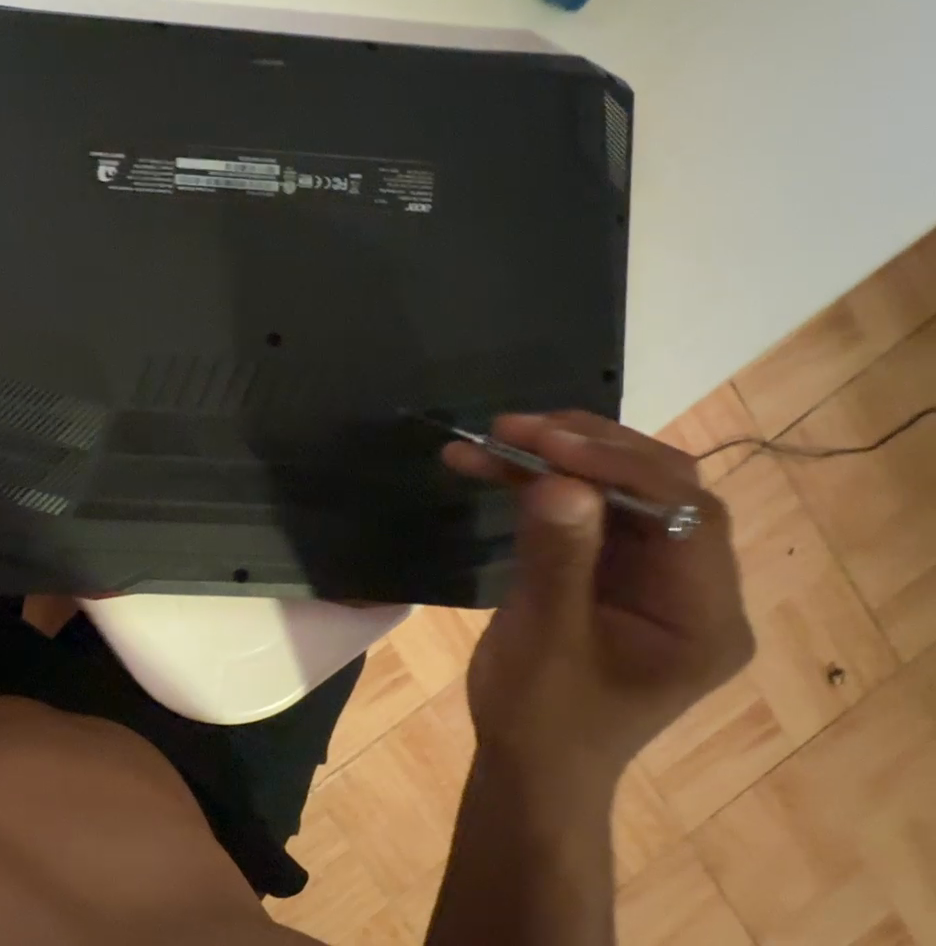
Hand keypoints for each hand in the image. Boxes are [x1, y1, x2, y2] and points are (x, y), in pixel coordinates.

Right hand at [443, 412, 753, 785]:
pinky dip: (541, 485)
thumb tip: (558, 482)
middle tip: (511, 428)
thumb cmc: (540, 715)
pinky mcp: (615, 574)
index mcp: (702, 616)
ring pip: (622, 491)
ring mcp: (655, 579)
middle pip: (662, 490)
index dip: (619, 466)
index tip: (542, 442)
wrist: (530, 763)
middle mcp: (695, 589)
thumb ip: (557, 560)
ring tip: (492, 437)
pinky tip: (491, 467)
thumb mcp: (543, 640)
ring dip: (558, 459)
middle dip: (588, 450)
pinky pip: (589, 512)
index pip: (684, 514)